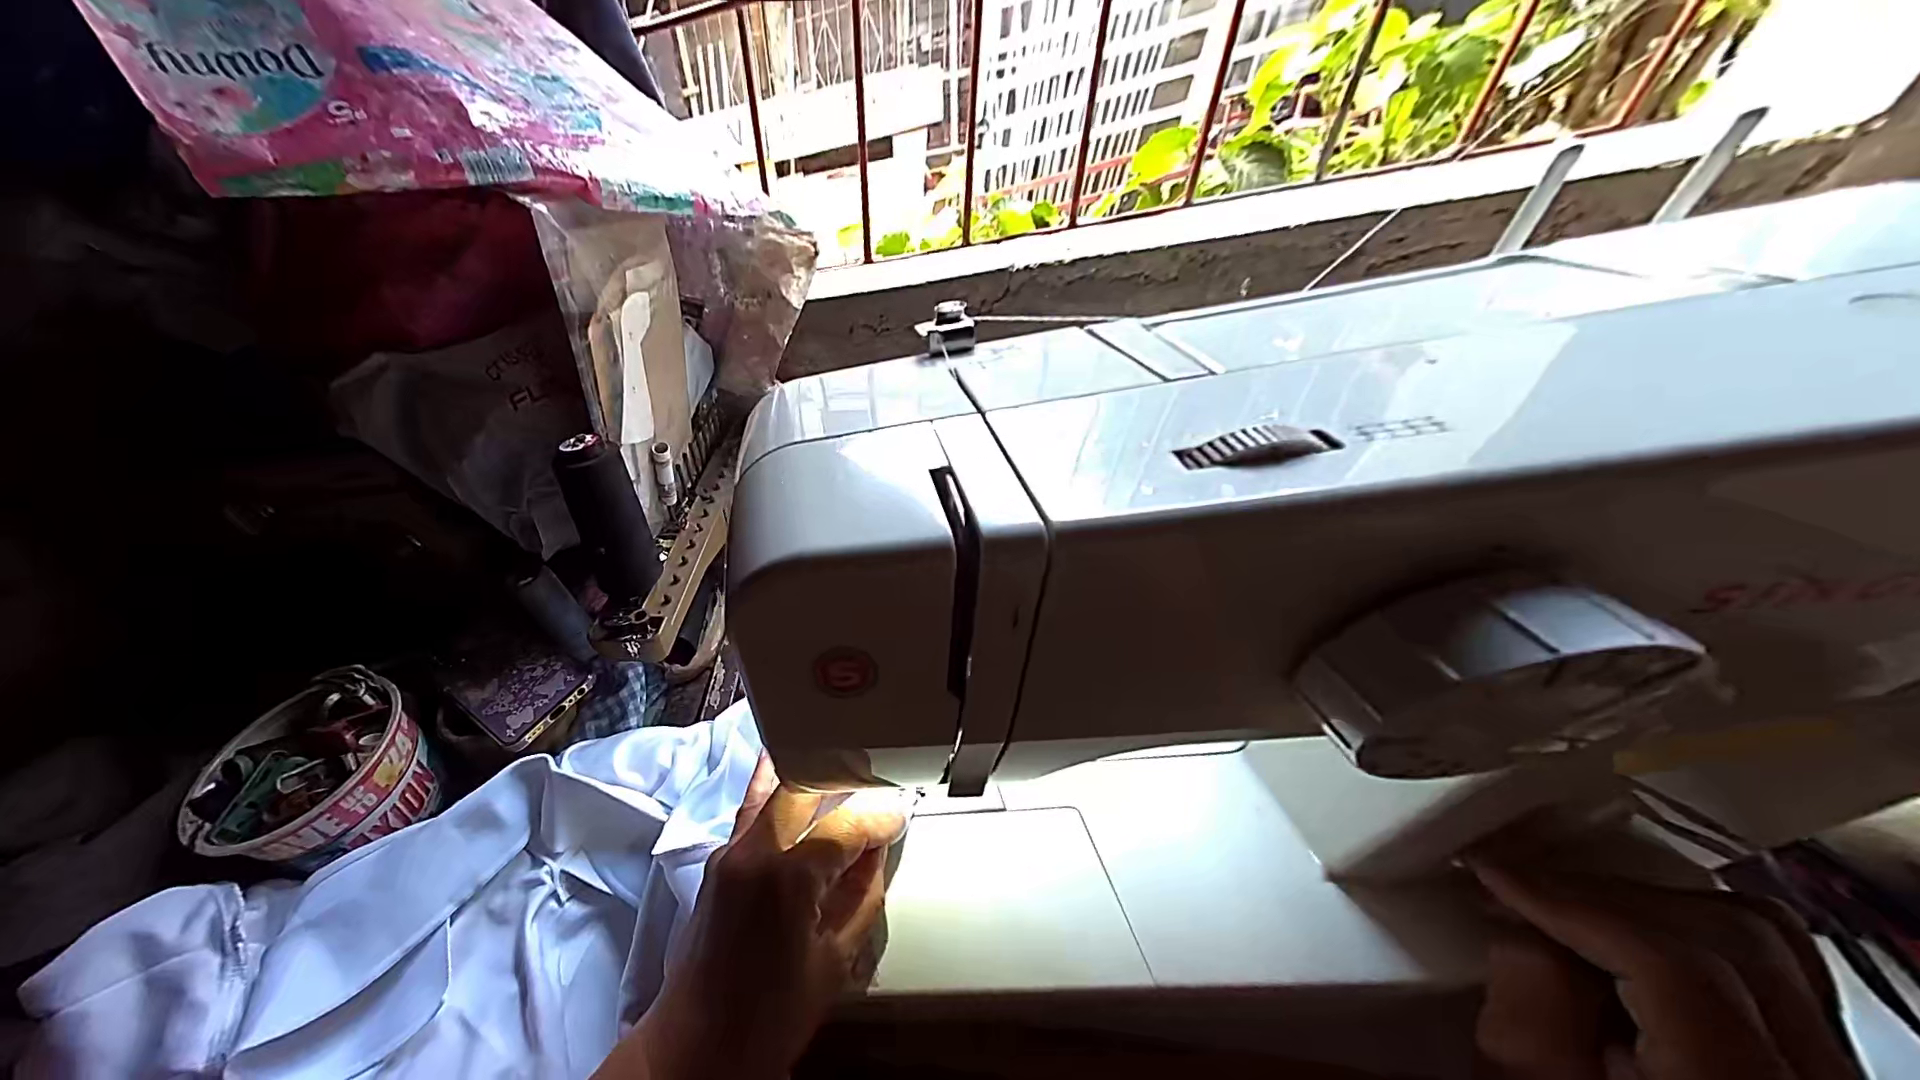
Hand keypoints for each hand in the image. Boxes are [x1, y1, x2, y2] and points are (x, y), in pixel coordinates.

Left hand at [596, 755, 906, 1079]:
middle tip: (875, 795)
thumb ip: (864, 892)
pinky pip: (753, 806)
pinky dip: (779, 789)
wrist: (695, 1049)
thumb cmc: (767, 1018)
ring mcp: (730, 851)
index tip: (900, 815)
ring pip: (775, 786)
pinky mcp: (718, 858)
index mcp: (789, 878)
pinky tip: (797, 780)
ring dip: (812, 779)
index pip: (848, 824)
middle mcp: (754, 851)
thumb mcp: (837, 958)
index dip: (881, 817)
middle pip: (809, 787)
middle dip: (848, 784)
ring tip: (842, 775)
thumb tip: (876, 850)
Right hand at [1471, 861, 1860, 1079]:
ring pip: (1760, 943)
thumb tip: (1523, 917)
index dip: (1567, 898)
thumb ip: (1527, 992)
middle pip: (1725, 941)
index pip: (1668, 961)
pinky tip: (1619, 935)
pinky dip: (1685, 932)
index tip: (1495, 872)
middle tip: (1520, 887)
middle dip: (1597, 896)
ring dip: (1641, 907)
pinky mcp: (1814, 1073)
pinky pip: (1773, 971)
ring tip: (1565, 907)